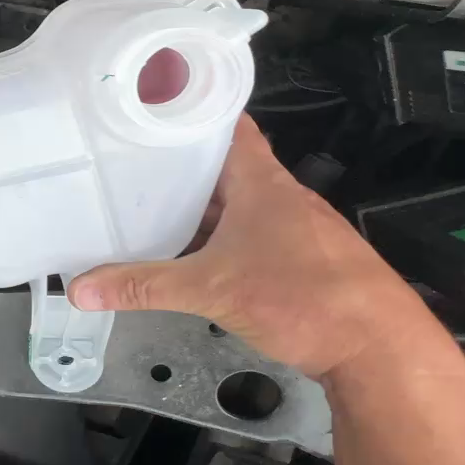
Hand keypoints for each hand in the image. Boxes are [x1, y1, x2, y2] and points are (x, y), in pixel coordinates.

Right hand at [68, 116, 431, 380]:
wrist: (387, 356)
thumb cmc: (303, 301)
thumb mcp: (208, 291)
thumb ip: (140, 286)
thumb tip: (77, 290)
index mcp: (264, 186)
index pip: (229, 130)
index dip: (191, 114)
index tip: (148, 108)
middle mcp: (283, 199)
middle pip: (222, 169)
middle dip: (174, 166)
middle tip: (121, 162)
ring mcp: (297, 231)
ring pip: (235, 204)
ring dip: (194, 205)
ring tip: (141, 206)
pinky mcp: (304, 260)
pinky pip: (248, 234)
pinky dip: (215, 235)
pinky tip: (184, 252)